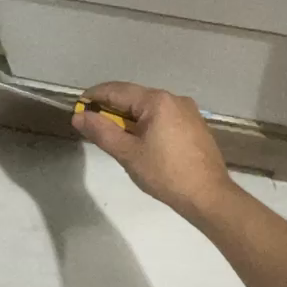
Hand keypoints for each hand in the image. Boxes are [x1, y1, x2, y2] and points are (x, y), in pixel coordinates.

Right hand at [71, 82, 237, 218]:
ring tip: (116, 137)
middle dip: (112, 109)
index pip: (117, 90)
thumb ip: (102, 132)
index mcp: (157, 101)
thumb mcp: (128, 154)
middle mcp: (175, 98)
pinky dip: (147, 124)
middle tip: (93, 125)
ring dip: (129, 118)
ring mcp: (188, 111)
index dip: (94, 97)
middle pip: (134, 97)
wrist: (208, 196)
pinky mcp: (195, 126)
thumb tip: (79, 116)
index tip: (78, 107)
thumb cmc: (166, 174)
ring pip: (150, 108)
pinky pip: (164, 117)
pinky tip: (141, 142)